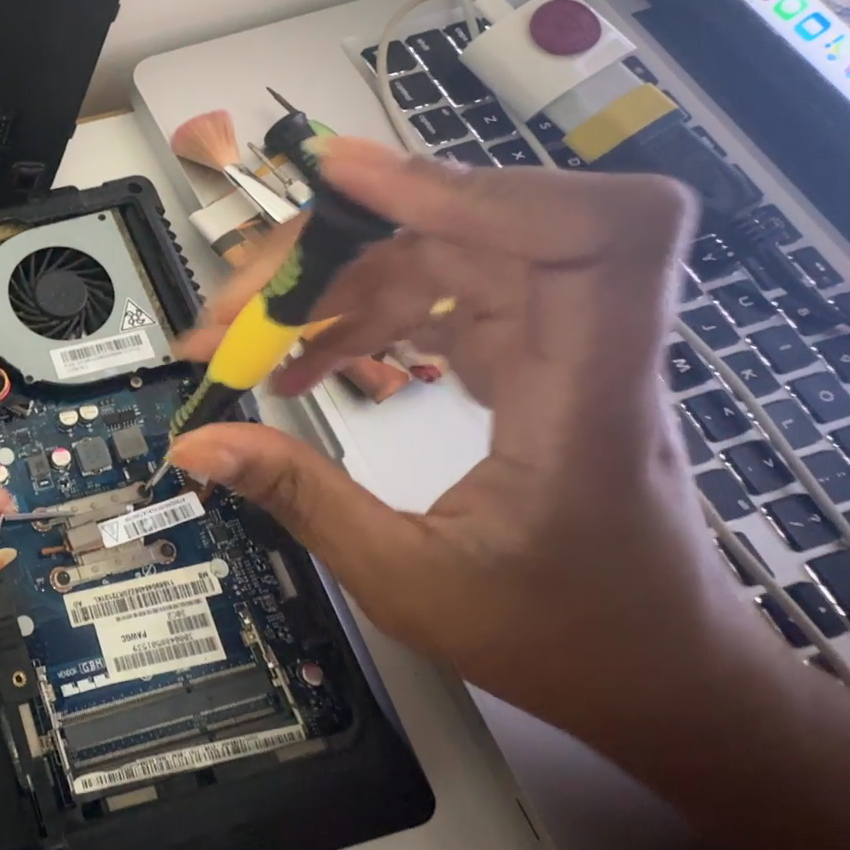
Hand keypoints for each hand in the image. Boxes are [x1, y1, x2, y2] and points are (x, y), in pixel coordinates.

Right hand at [171, 137, 728, 712]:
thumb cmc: (557, 635)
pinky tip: (298, 366)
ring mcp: (556, 345)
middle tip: (233, 307)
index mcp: (587, 400)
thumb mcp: (406, 580)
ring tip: (241, 341)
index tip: (343, 181)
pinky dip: (356, 320)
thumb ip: (298, 498)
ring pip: (438, 259)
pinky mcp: (526, 356)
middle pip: (465, 234)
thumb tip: (198, 441)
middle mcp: (584, 349)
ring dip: (329, 288)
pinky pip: (434, 301)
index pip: (586, 234)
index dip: (469, 186)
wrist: (651, 668)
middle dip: (333, 254)